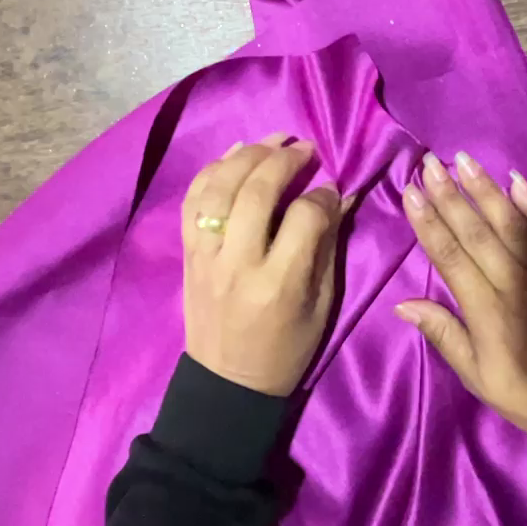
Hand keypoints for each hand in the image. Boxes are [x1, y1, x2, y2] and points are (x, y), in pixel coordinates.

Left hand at [181, 136, 344, 395]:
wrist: (227, 384)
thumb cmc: (287, 349)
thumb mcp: (322, 305)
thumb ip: (328, 247)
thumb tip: (339, 194)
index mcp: (279, 284)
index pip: (304, 217)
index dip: (323, 194)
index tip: (333, 188)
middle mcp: (238, 264)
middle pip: (257, 192)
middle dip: (285, 160)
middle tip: (306, 148)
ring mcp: (206, 256)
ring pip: (219, 188)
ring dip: (247, 156)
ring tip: (272, 141)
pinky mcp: (187, 253)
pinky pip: (192, 200)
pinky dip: (211, 171)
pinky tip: (234, 155)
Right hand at [397, 152, 526, 453]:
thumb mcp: (480, 378)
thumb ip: (445, 335)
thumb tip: (403, 304)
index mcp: (489, 310)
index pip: (450, 256)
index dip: (428, 222)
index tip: (411, 191)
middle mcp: (516, 281)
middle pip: (477, 231)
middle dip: (450, 194)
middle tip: (429, 162)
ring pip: (511, 221)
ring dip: (485, 188)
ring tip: (463, 159)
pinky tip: (516, 181)